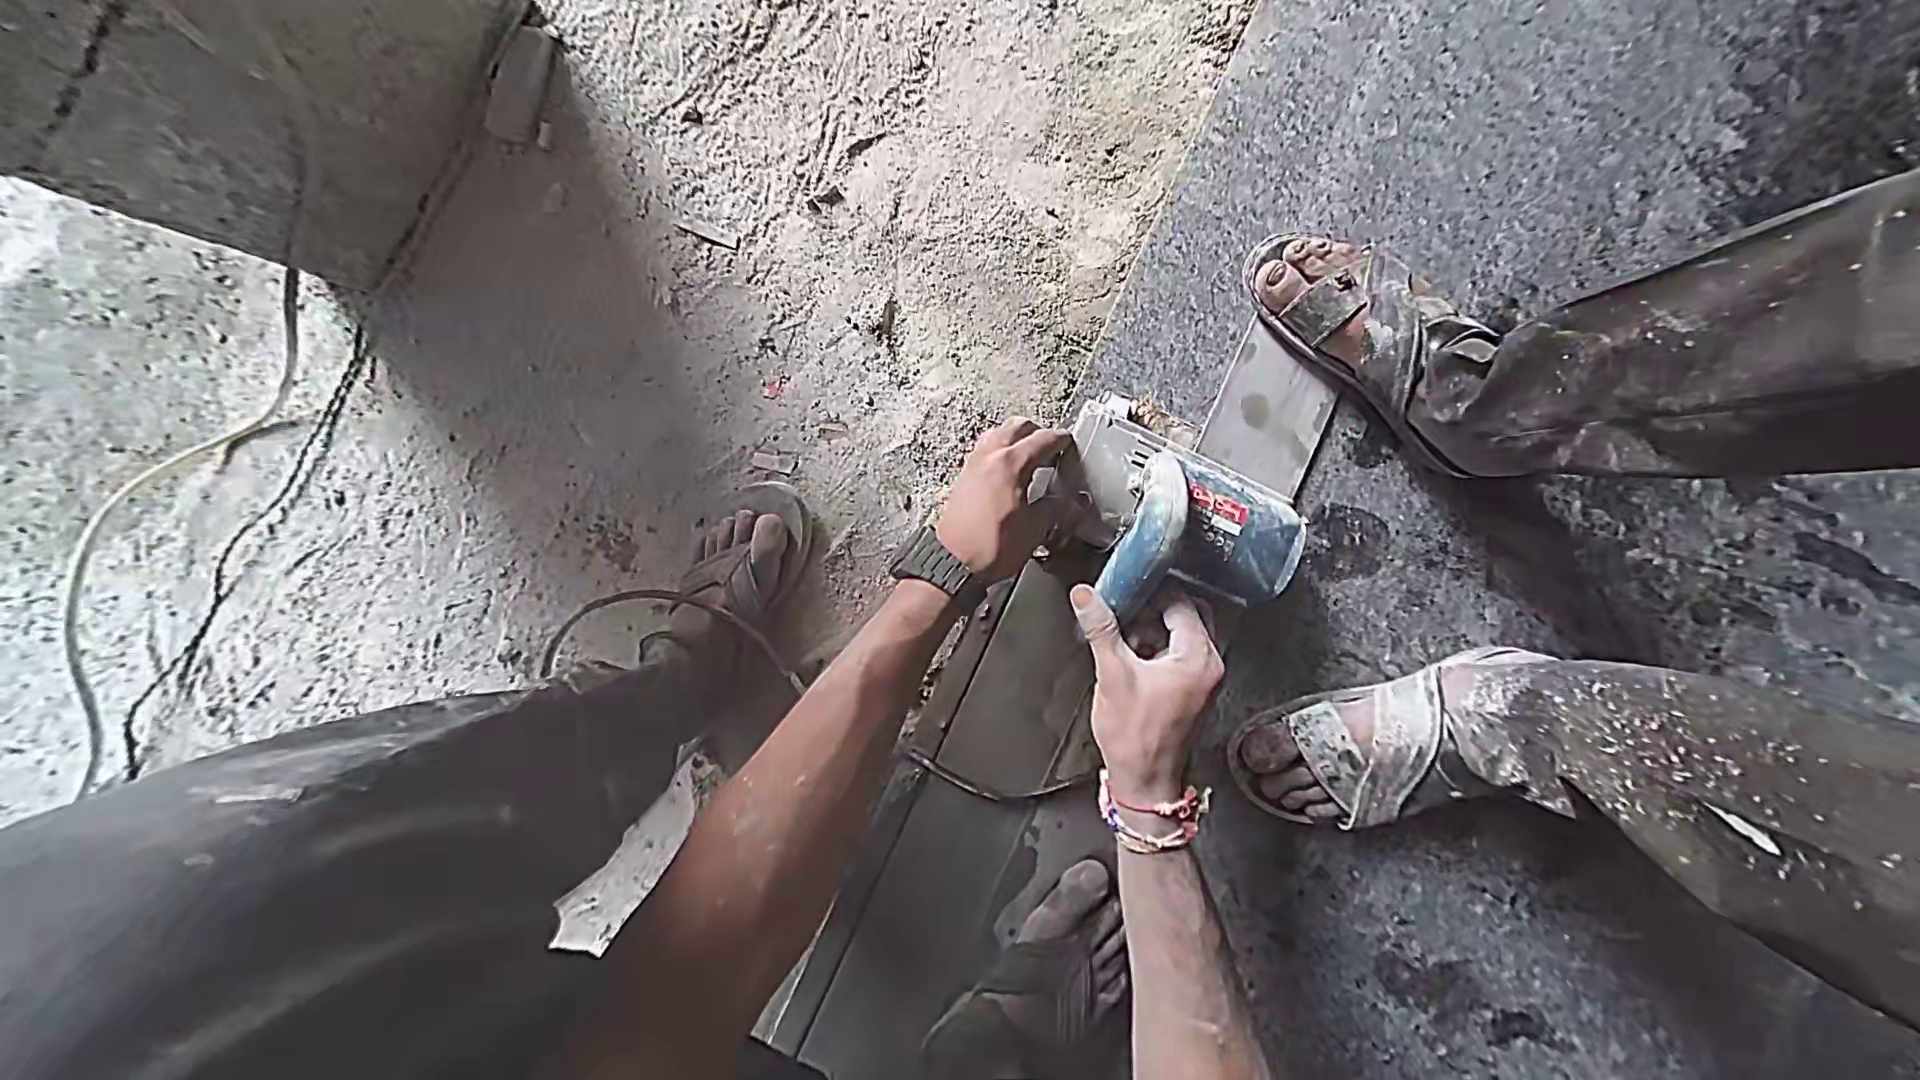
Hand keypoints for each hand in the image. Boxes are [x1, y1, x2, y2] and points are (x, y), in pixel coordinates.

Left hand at [935, 416, 1073, 584]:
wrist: (952, 562)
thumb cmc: (988, 547)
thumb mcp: (1034, 529)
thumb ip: (1057, 510)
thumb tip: (1072, 504)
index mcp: (1009, 464)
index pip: (1042, 439)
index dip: (1061, 440)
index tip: (1069, 444)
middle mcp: (988, 457)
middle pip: (1016, 427)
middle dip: (1037, 432)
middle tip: (1051, 446)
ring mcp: (972, 465)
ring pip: (997, 435)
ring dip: (1014, 438)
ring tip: (1029, 455)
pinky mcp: (963, 478)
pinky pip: (984, 451)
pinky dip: (999, 451)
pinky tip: (1007, 471)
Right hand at [1071, 584, 1224, 804]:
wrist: (1144, 780)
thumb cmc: (1135, 737)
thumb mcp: (1112, 674)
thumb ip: (1101, 629)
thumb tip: (1087, 597)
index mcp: (1198, 658)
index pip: (1181, 604)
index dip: (1151, 595)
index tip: (1127, 593)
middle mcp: (1208, 666)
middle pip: (1187, 616)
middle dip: (1153, 611)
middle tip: (1125, 614)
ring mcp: (1203, 679)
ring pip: (1181, 634)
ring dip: (1153, 630)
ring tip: (1124, 640)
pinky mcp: (1192, 689)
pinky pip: (1178, 654)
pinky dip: (1156, 648)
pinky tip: (1131, 658)